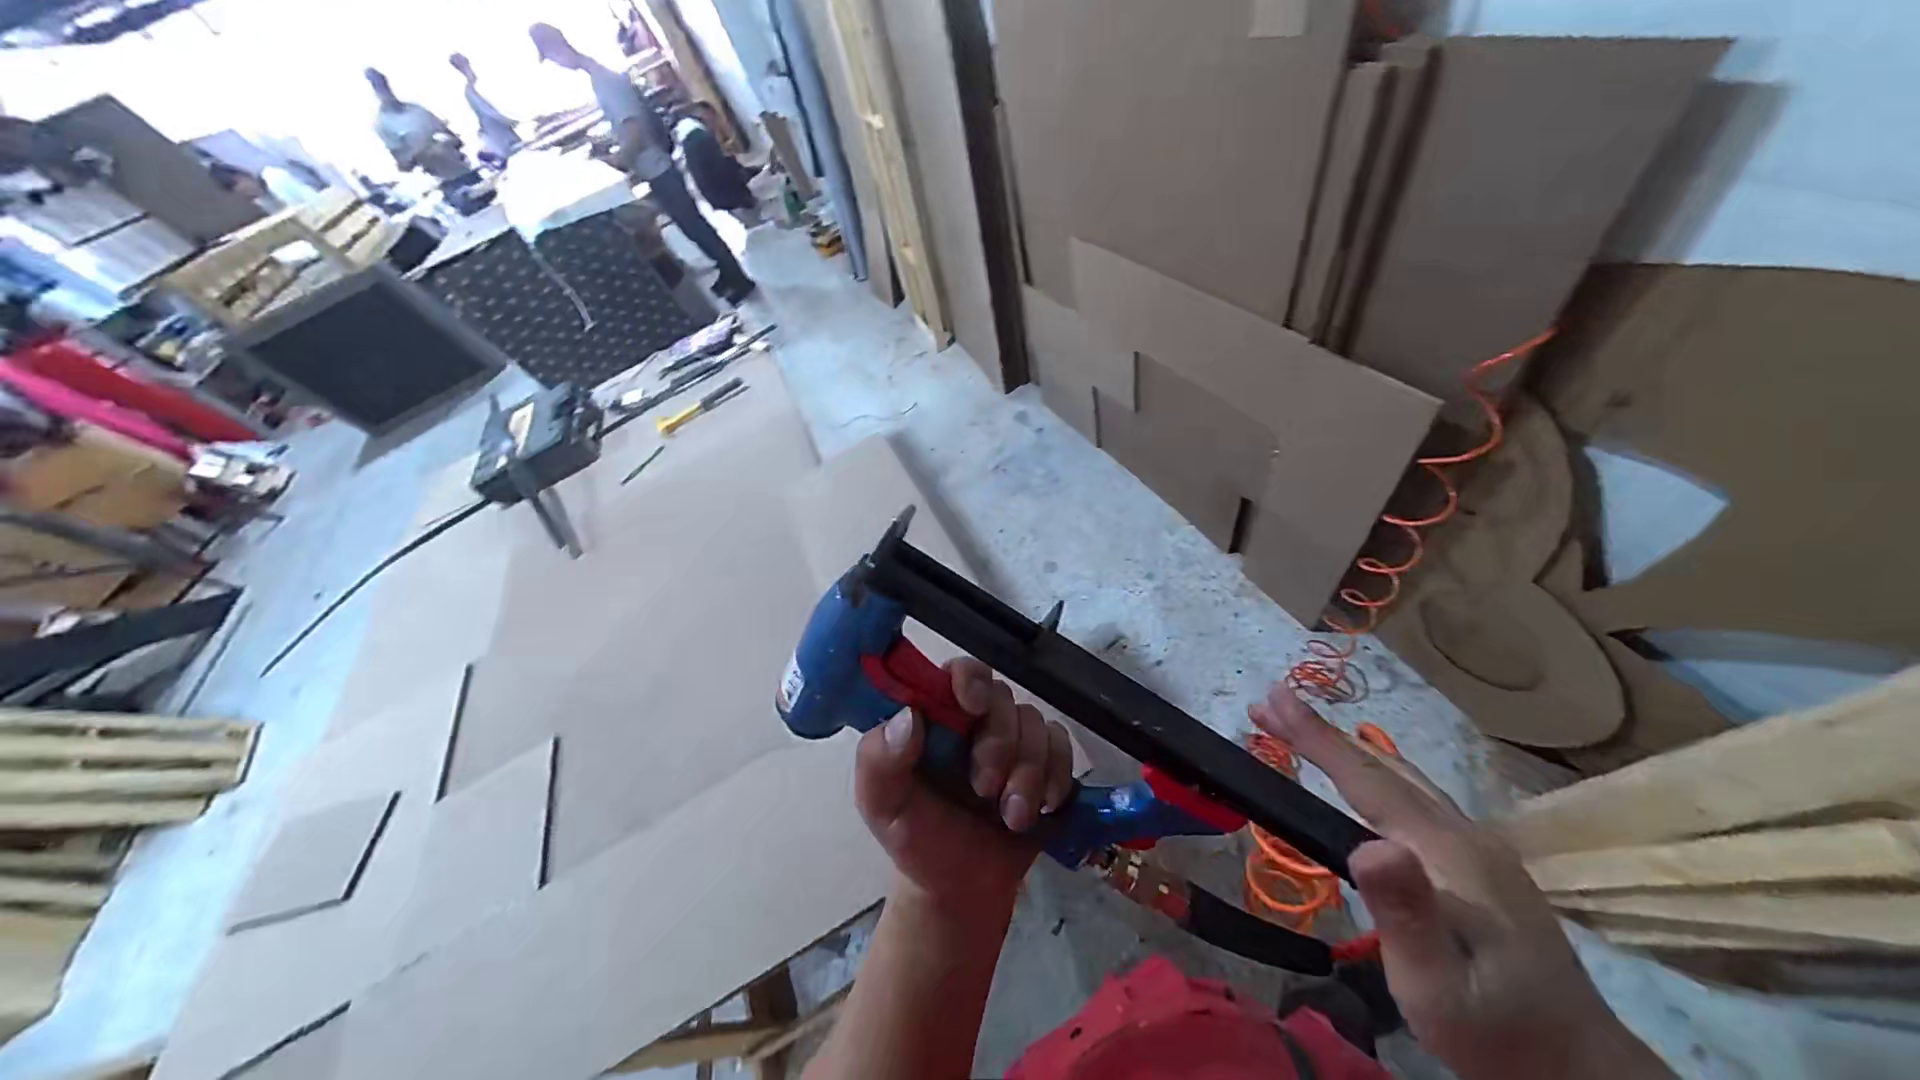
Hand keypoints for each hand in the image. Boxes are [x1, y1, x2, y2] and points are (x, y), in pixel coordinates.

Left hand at [854, 658, 1074, 913]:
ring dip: (1028, 771)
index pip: (956, 671)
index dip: (968, 679)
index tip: (972, 706)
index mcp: (934, 717)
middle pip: (1002, 696)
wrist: (963, 888)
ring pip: (1035, 722)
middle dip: (999, 743)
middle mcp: (975, 718)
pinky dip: (1056, 775)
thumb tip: (908, 717)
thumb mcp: (882, 805)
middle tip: (984, 789)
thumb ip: (878, 760)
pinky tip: (1042, 808)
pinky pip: (1062, 745)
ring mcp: (1013, 738)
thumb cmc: (917, 838)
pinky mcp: (1045, 761)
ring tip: (1011, 816)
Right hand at [1250, 687, 1673, 1079]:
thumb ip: (1405, 914)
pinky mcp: (1478, 860)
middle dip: (1320, 732)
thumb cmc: (1493, 1032)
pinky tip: (1363, 777)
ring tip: (1298, 729)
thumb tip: (1368, 845)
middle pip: (1381, 767)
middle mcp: (1463, 834)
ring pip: (1400, 778)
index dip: (1317, 736)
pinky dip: (1372, 771)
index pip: (1368, 780)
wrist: (1581, 1067)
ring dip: (1344, 748)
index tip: (1274, 696)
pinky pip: (1413, 795)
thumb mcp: (1436, 986)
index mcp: (1447, 853)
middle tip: (1266, 706)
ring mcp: (1477, 845)